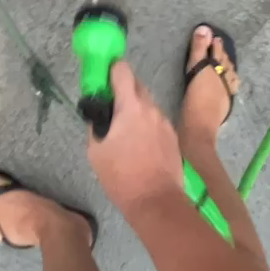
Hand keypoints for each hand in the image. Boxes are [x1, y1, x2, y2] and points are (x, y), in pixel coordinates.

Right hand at [87, 61, 184, 214]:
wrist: (156, 202)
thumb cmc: (121, 176)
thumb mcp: (96, 151)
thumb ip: (96, 126)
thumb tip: (99, 115)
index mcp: (130, 106)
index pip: (122, 70)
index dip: (112, 68)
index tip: (103, 77)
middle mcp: (150, 107)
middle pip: (136, 84)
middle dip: (123, 89)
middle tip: (111, 106)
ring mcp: (164, 121)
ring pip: (148, 103)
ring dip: (136, 107)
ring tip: (126, 130)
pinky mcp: (173, 136)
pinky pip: (157, 119)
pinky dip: (147, 123)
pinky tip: (141, 144)